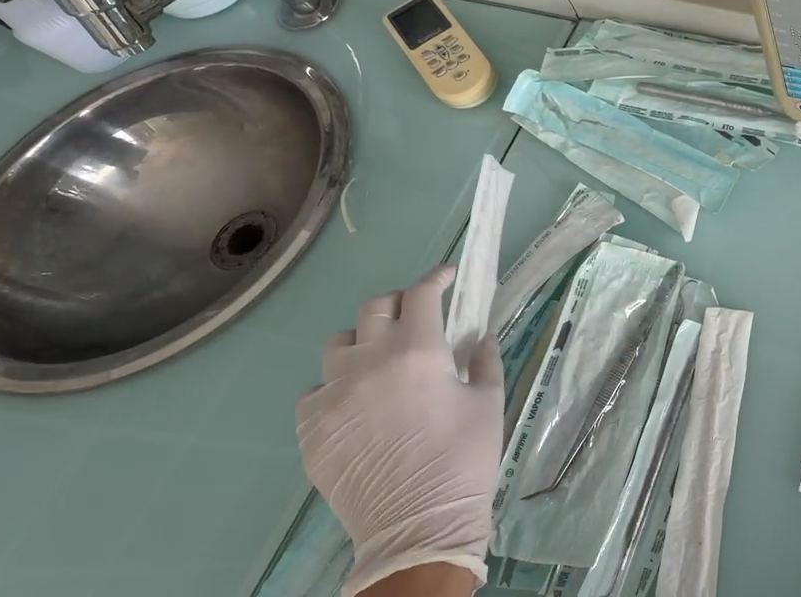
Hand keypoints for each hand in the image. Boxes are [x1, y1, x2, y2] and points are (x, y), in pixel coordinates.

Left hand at [297, 266, 504, 596]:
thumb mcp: (489, 401)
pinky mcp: (311, 427)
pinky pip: (316, 390)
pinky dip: (337, 387)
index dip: (436, 278)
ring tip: (380, 361)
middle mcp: (371, 362)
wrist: (418, 524)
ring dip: (363, 342)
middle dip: (400, 304)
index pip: (422, 294)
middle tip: (416, 317)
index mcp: (420, 351)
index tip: (447, 276)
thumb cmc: (465, 458)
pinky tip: (358, 404)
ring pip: (339, 344)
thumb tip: (479, 337)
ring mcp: (334, 395)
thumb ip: (485, 359)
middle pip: (375, 308)